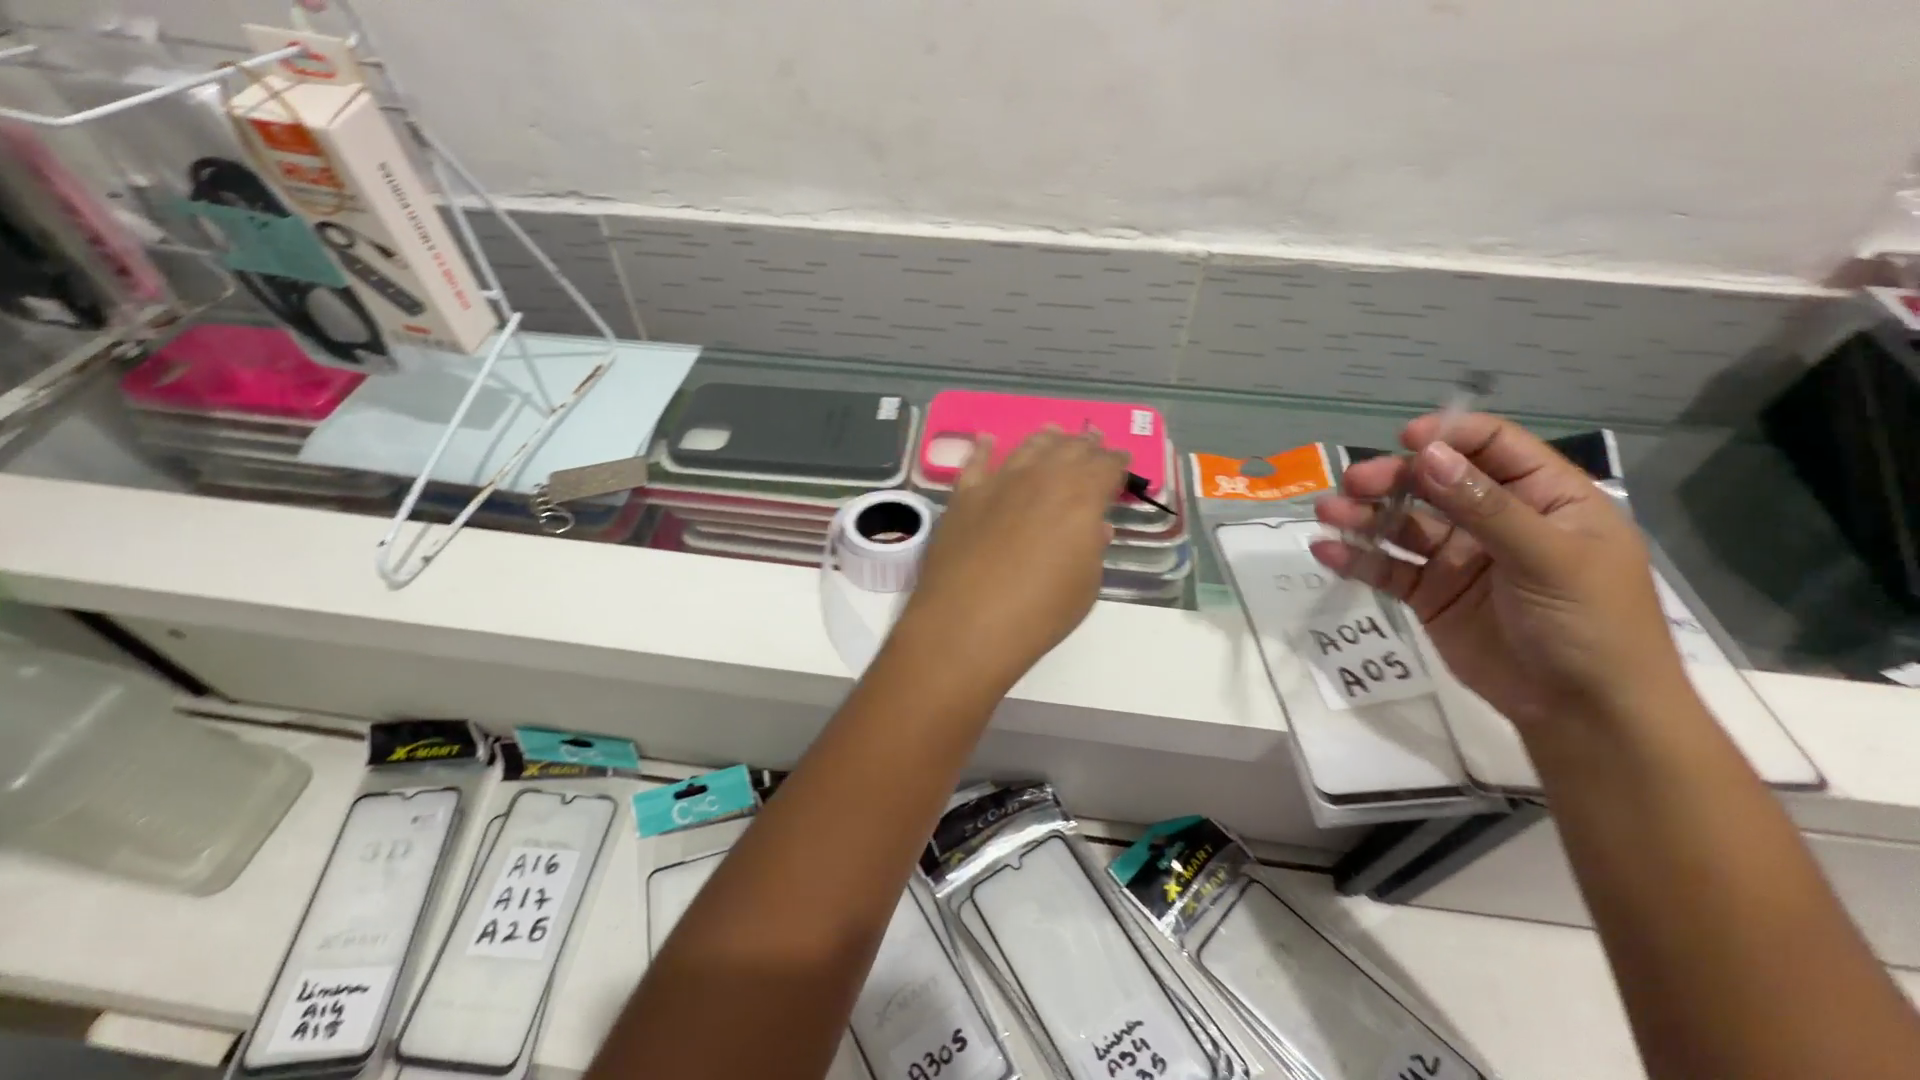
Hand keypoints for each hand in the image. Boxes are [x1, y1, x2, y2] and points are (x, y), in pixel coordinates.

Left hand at [891, 427, 1128, 691]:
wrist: (967, 625)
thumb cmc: (1039, 613)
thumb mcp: (1085, 587)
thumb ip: (1092, 549)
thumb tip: (1093, 526)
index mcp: (1081, 498)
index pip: (1106, 467)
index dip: (1116, 463)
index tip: (1121, 463)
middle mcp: (1042, 479)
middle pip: (1069, 450)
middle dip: (1085, 445)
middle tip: (1093, 441)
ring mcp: (998, 483)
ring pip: (1027, 448)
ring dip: (1045, 439)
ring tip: (1054, 433)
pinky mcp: (963, 496)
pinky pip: (975, 462)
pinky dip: (984, 448)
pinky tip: (988, 440)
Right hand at [1310, 413, 1688, 729]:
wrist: (1585, 713)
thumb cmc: (1590, 623)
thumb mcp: (1549, 557)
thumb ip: (1485, 506)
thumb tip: (1429, 454)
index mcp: (1545, 498)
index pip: (1494, 447)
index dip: (1450, 437)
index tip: (1406, 440)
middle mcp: (1498, 521)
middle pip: (1436, 483)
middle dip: (1393, 479)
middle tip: (1353, 483)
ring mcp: (1461, 559)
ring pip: (1404, 525)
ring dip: (1365, 516)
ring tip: (1328, 514)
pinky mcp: (1432, 596)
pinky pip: (1389, 570)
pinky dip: (1357, 559)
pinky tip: (1327, 551)